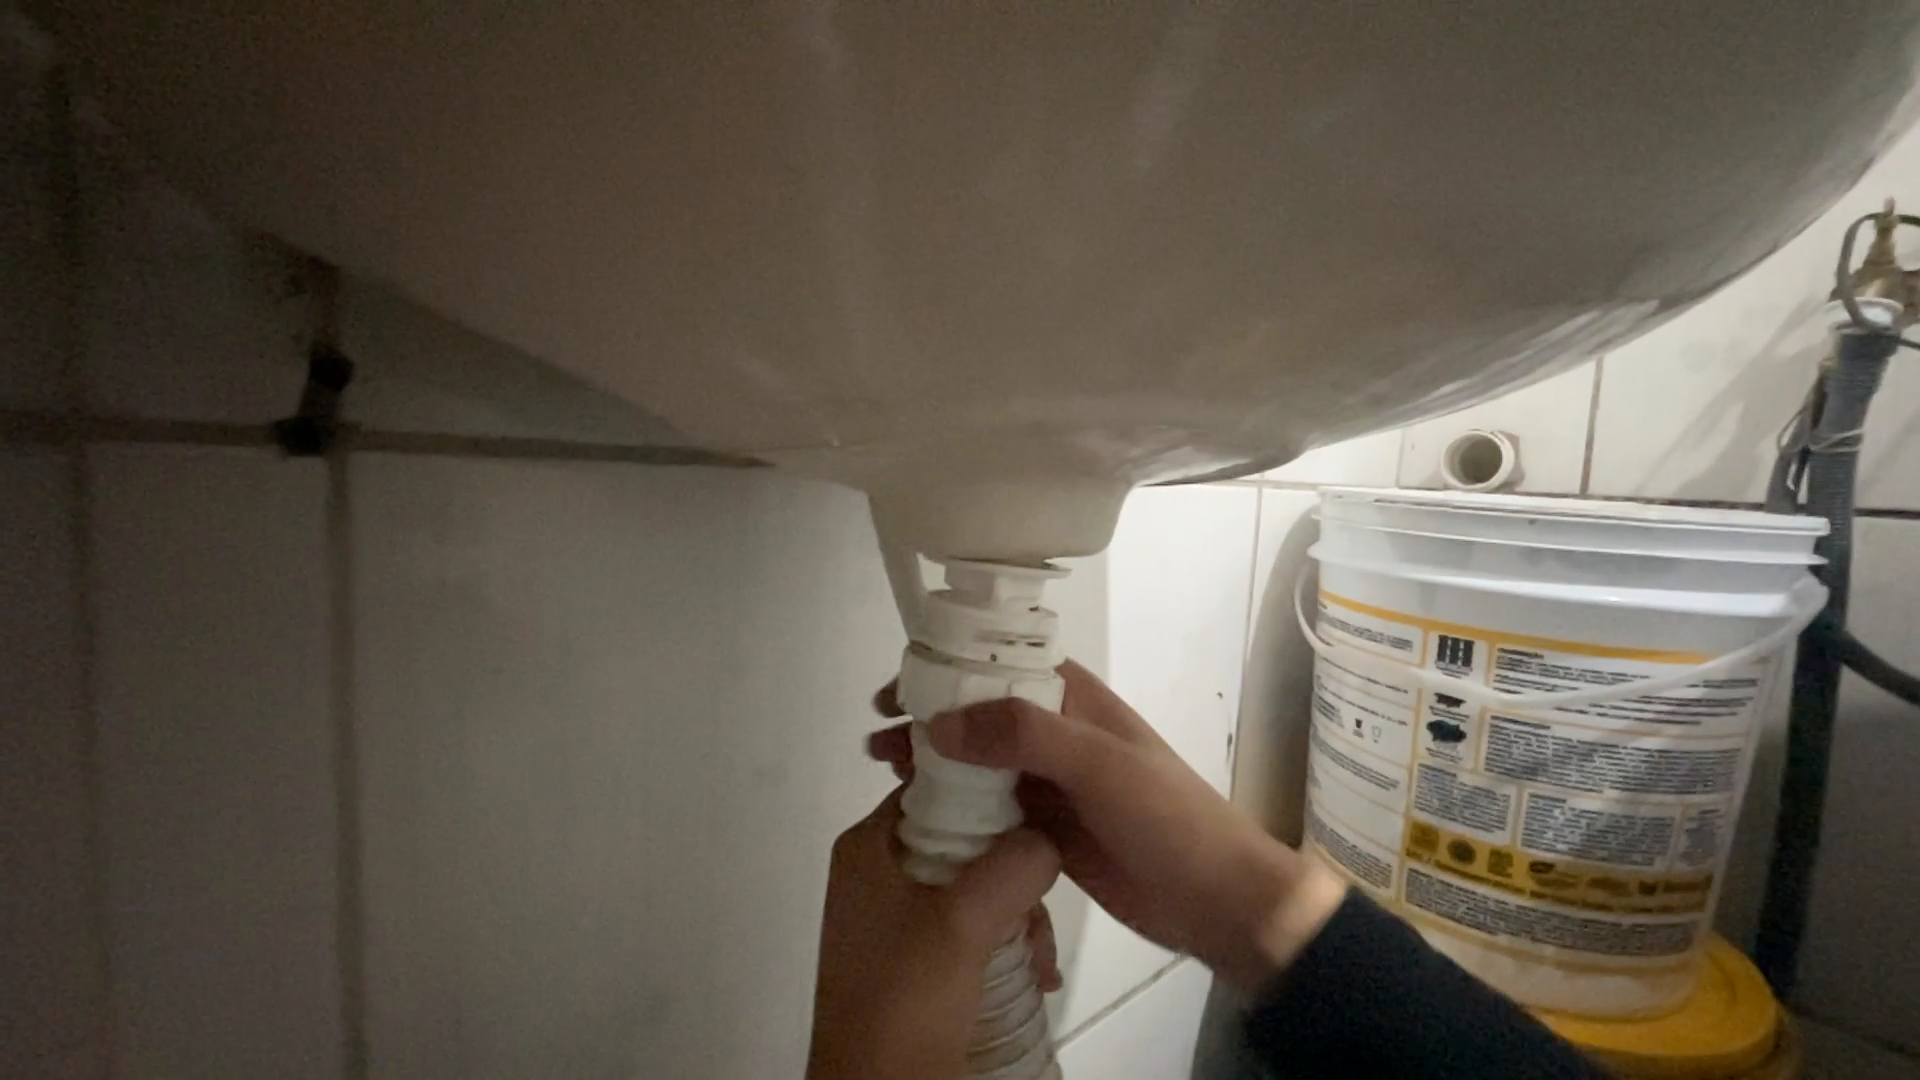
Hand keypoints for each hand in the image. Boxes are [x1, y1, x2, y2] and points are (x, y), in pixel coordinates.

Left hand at [808, 789, 1060, 1079]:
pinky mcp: (910, 954)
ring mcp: (892, 913)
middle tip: (1041, 910)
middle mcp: (878, 867)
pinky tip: (1032, 974)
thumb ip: (1013, 865)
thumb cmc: (905, 1002)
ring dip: (1016, 915)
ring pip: (971, 883)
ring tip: (1041, 961)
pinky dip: (1001, 941)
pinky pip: (965, 923)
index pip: (936, 785)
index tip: (1037, 816)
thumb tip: (1048, 838)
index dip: (988, 792)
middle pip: (962, 836)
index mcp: (870, 843)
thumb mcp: (963, 923)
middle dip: (1012, 872)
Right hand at [869, 661, 1346, 994]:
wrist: (1216, 902)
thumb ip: (1025, 735)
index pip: (998, 666)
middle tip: (877, 737)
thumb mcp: (1100, 764)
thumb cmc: (1166, 817)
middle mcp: (1054, 733)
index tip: (897, 690)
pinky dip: (953, 807)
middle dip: (927, 719)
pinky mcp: (1042, 828)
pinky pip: (987, 808)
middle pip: (978, 714)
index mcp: (1072, 699)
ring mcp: (1048, 783)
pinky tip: (918, 817)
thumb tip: (939, 722)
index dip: (945, 671)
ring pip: (977, 762)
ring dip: (933, 762)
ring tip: (885, 772)